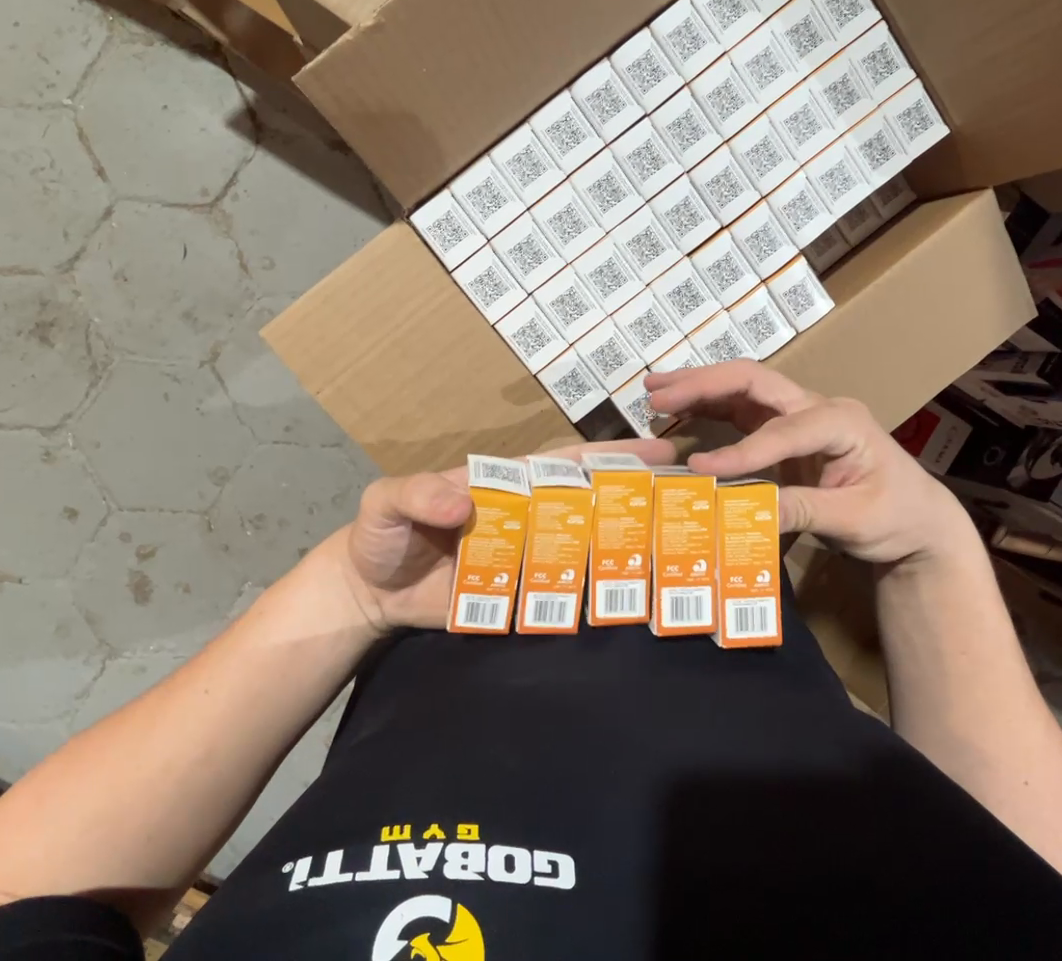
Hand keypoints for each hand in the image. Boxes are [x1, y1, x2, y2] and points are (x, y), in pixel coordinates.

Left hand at [335, 438, 678, 633]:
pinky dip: (593, 602)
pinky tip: (631, 605)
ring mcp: (527, 562)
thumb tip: (460, 504)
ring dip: (628, 554)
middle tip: (692, 508)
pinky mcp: (519, 601)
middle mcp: (528, 519)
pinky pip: (562, 600)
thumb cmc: (382, 533)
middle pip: (591, 508)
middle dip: (639, 505)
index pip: (566, 465)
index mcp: (506, 484)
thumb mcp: (387, 501)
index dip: (612, 458)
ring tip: (678, 558)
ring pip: (586, 554)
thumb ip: (416, 494)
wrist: (369, 592)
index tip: (662, 455)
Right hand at [644, 361, 972, 566]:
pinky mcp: (783, 432)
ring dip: (697, 387)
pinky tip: (677, 411)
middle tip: (657, 393)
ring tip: (654, 392)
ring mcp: (797, 416)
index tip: (700, 470)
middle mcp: (816, 407)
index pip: (782, 429)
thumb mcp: (856, 520)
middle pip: (752, 381)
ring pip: (741, 389)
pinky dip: (706, 408)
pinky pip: (739, 412)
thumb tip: (746, 509)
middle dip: (703, 384)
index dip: (740, 450)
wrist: (916, 520)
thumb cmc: (896, 516)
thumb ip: (803, 510)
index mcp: (841, 421)